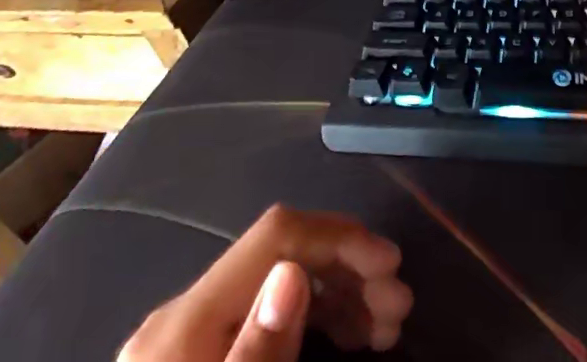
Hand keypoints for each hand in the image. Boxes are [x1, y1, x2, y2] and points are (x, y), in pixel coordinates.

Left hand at [117, 206, 411, 361]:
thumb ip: (259, 353)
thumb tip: (291, 272)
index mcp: (187, 320)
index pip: (273, 238)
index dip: (338, 237)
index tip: (391, 267)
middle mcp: (187, 313)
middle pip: (280, 256)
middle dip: (348, 269)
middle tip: (399, 309)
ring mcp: (192, 335)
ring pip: (278, 282)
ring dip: (338, 293)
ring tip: (383, 327)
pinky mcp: (203, 356)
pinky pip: (265, 313)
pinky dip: (313, 316)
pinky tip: (347, 337)